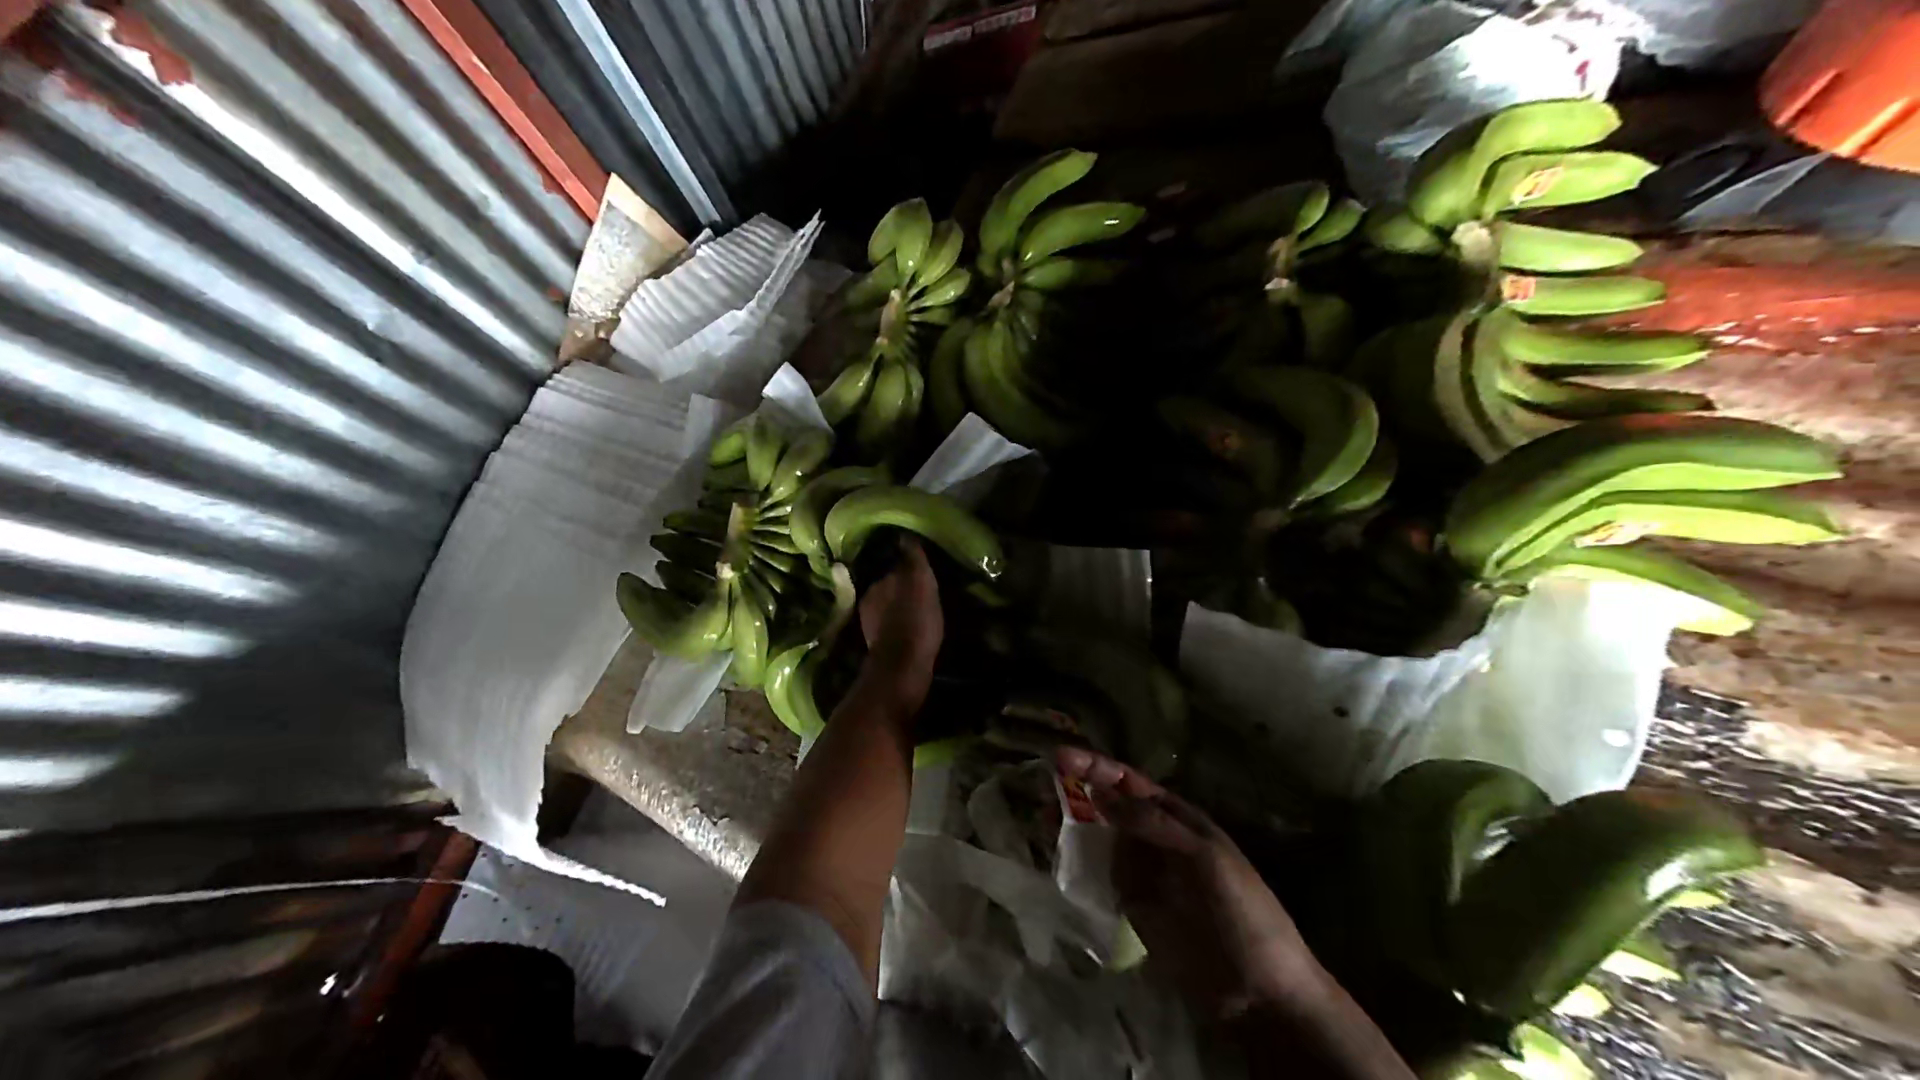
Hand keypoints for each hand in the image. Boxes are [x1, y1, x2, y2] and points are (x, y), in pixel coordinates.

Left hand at [858, 537, 943, 684]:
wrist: (902, 666)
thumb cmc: (916, 620)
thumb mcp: (921, 582)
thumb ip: (912, 559)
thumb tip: (905, 535)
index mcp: (879, 583)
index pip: (895, 566)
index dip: (909, 566)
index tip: (922, 569)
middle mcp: (870, 599)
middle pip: (889, 585)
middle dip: (902, 585)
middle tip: (923, 589)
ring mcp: (871, 623)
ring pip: (889, 605)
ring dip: (900, 605)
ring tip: (919, 611)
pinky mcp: (878, 645)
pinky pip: (891, 625)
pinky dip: (899, 624)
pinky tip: (912, 629)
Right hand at [1056, 746, 1330, 1022]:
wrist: (1258, 989)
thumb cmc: (1241, 909)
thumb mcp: (1204, 855)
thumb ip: (1151, 823)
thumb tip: (1098, 793)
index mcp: (1176, 816)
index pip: (1128, 782)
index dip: (1095, 766)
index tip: (1059, 756)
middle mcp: (1153, 836)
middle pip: (1107, 804)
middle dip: (1075, 791)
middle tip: (1041, 786)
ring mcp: (1140, 871)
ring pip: (1097, 836)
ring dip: (1069, 823)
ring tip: (1039, 817)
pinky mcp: (1129, 904)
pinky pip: (1097, 874)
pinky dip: (1074, 861)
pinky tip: (1053, 854)